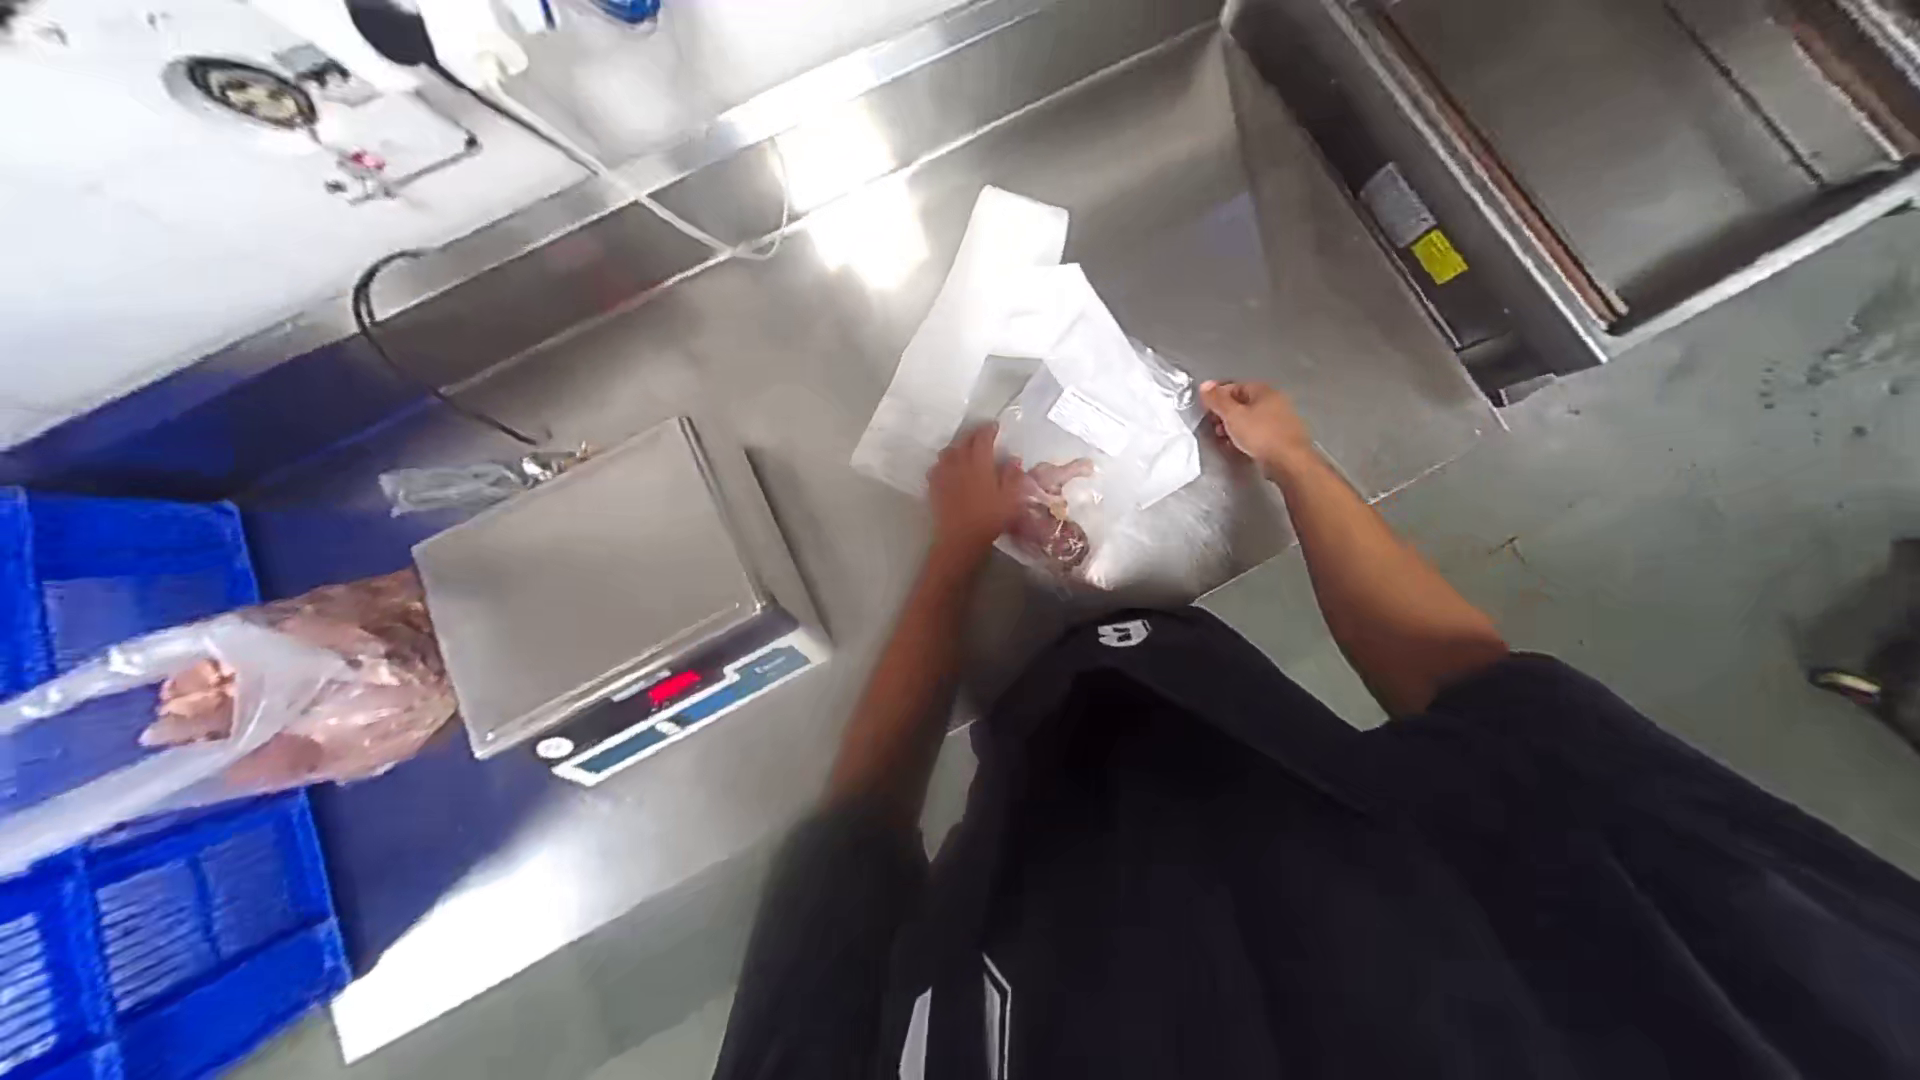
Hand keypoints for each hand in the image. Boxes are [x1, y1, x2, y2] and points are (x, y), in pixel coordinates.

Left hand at [926, 423, 1025, 564]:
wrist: (960, 538)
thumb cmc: (989, 518)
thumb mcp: (1010, 498)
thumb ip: (1013, 476)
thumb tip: (1014, 459)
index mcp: (979, 462)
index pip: (983, 437)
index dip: (989, 429)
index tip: (994, 427)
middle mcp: (959, 462)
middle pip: (963, 441)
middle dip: (973, 435)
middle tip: (981, 437)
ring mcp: (943, 473)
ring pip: (947, 451)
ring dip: (957, 447)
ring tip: (964, 452)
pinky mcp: (933, 486)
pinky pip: (937, 467)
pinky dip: (944, 464)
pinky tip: (949, 470)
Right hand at [1200, 380, 1314, 476]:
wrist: (1289, 460)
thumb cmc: (1260, 434)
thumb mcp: (1233, 415)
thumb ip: (1217, 400)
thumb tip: (1205, 384)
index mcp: (1263, 391)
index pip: (1234, 387)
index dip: (1217, 397)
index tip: (1206, 411)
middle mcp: (1274, 401)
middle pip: (1242, 403)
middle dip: (1224, 414)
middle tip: (1214, 426)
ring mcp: (1279, 419)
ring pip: (1249, 419)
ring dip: (1233, 427)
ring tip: (1224, 438)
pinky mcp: (1280, 436)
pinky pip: (1257, 431)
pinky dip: (1245, 436)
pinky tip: (1238, 446)